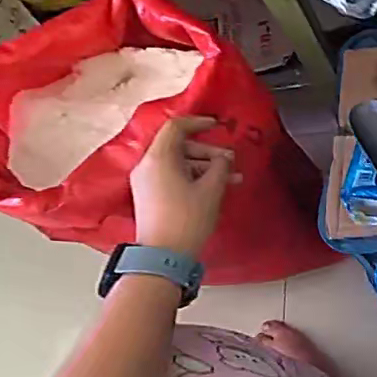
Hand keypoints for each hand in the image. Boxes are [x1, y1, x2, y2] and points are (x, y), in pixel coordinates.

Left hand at [130, 116, 240, 253]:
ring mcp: (146, 181)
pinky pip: (172, 175)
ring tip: (230, 177)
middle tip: (230, 161)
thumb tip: (225, 157)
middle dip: (208, 150)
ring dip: (204, 165)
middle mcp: (147, 165)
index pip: (176, 127)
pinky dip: (193, 176)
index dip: (198, 122)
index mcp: (159, 158)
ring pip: (178, 162)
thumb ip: (220, 166)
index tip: (217, 125)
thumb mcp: (211, 189)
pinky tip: (215, 186)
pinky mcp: (149, 194)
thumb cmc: (188, 218)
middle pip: (179, 145)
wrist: (164, 255)